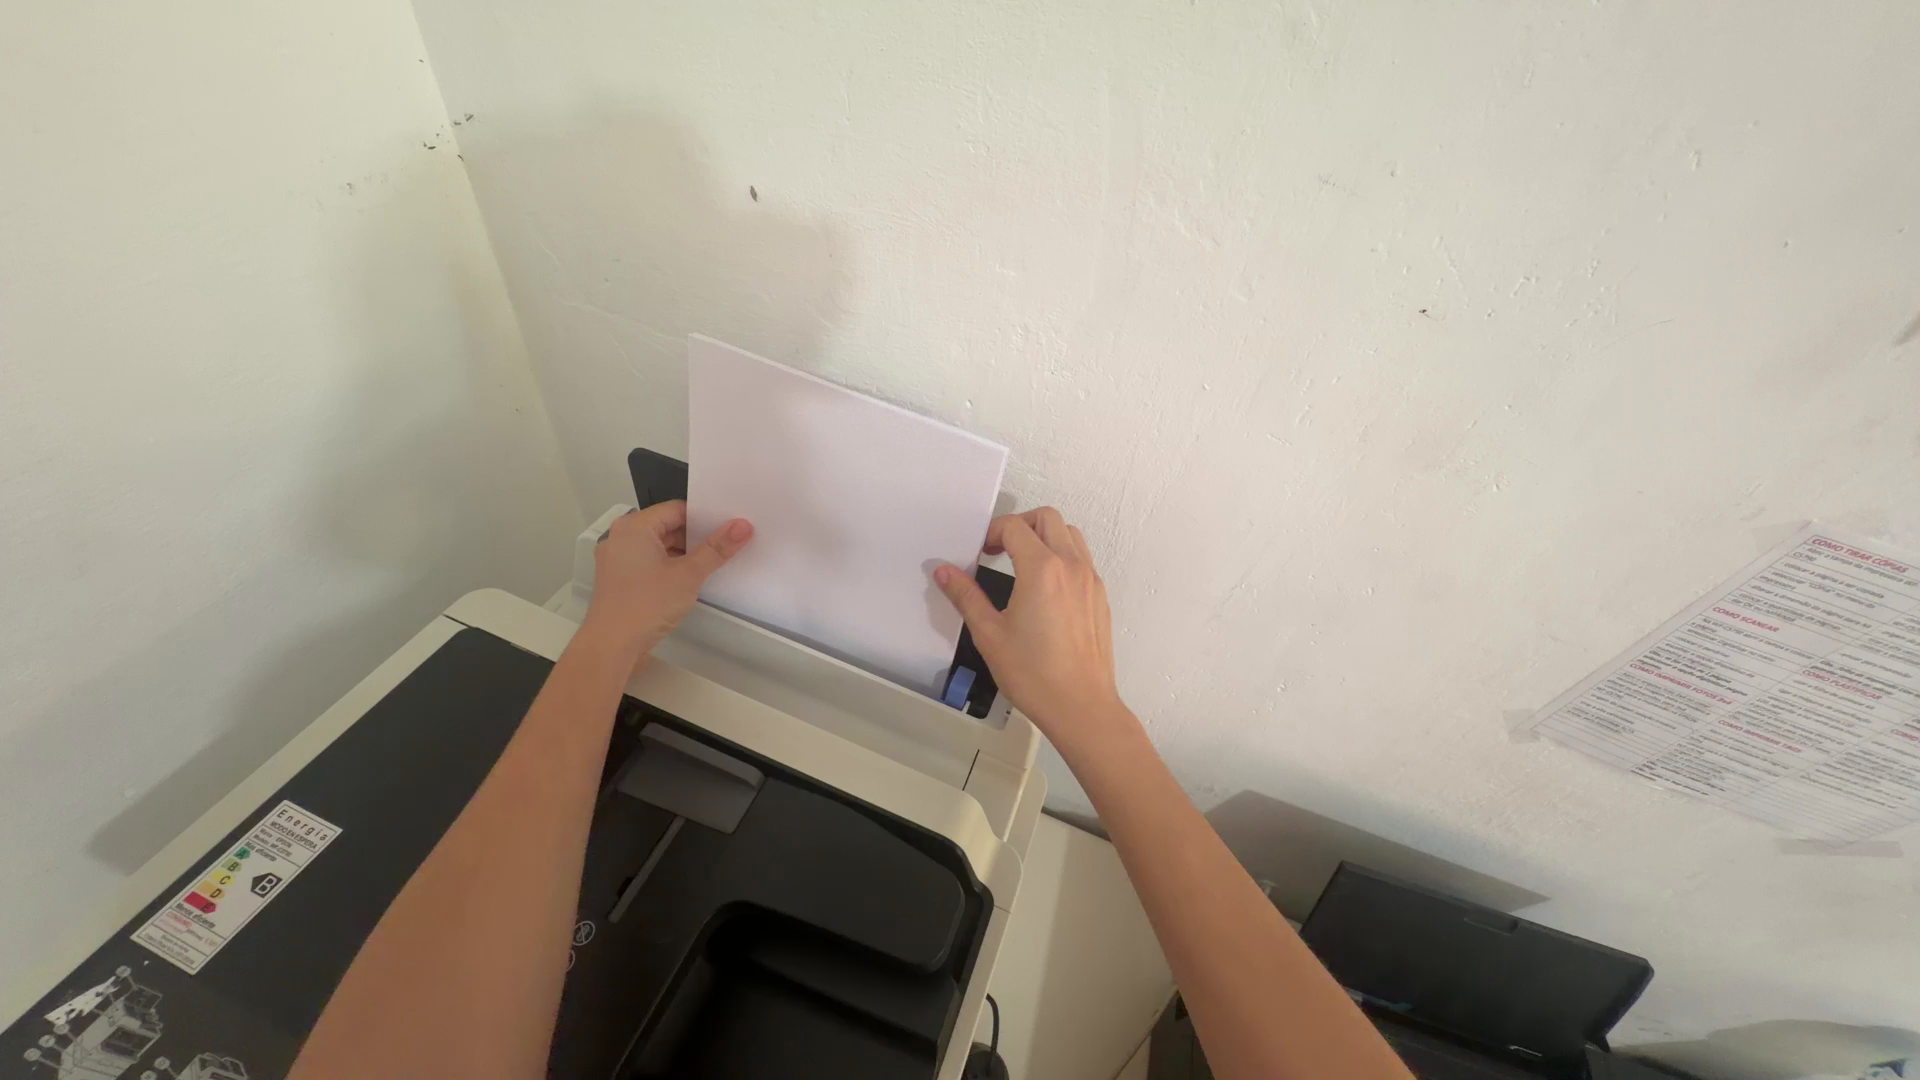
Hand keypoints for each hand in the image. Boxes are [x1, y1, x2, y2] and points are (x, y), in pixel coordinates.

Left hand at [583, 500, 751, 660]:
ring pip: (660, 546)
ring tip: (712, 564)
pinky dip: (670, 566)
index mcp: (635, 527)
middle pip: (668, 526)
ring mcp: (618, 559)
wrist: (612, 646)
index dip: (705, 517)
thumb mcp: (688, 574)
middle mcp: (622, 537)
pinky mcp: (620, 579)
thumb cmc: (646, 605)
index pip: (677, 509)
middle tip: (726, 545)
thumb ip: (716, 549)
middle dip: (696, 537)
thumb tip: (743, 526)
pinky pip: (650, 562)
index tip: (728, 527)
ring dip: (684, 554)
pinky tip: (690, 580)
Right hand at [934, 507, 1131, 748]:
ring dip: (1045, 537)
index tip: (980, 553)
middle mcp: (1071, 567)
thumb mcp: (989, 634)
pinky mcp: (1099, 597)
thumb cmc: (1035, 675)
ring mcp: (1090, 581)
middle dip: (1020, 525)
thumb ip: (966, 596)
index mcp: (1041, 569)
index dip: (992, 532)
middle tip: (999, 549)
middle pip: (1048, 518)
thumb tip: (945, 572)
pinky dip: (1063, 557)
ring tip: (1022, 564)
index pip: (1015, 527)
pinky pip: (1083, 559)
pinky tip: (1045, 588)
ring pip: (1070, 535)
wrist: (1080, 706)